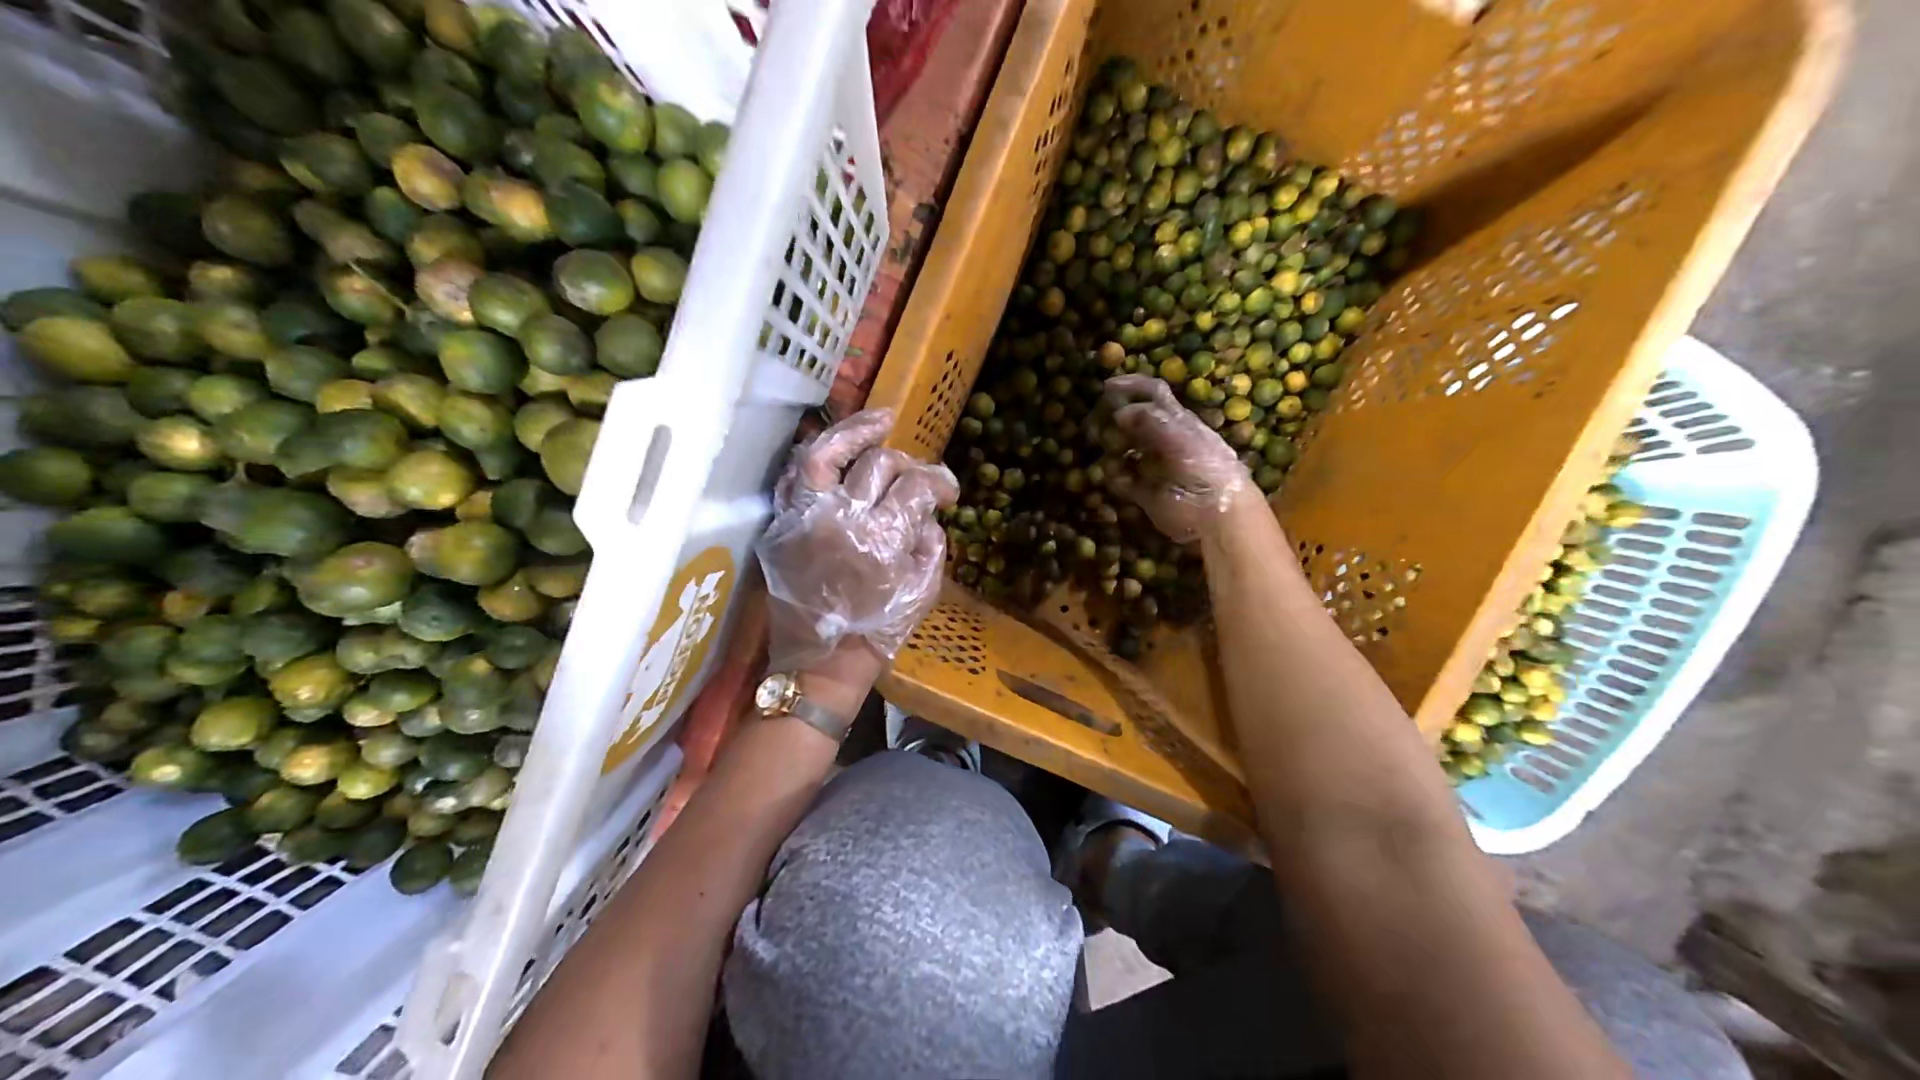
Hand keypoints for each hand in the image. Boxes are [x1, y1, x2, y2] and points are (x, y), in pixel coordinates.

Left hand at [757, 408, 959, 672]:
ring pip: (824, 453)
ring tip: (878, 421)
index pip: (916, 487)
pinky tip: (834, 449)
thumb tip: (925, 513)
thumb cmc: (877, 631)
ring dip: (854, 431)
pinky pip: (793, 478)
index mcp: (881, 538)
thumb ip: (932, 544)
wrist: (819, 664)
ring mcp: (804, 519)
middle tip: (913, 477)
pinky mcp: (780, 527)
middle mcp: (840, 518)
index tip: (948, 491)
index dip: (940, 481)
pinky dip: (815, 459)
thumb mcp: (923, 592)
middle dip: (905, 465)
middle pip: (878, 465)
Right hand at [1102, 375, 1253, 542]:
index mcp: (1177, 421)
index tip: (1106, 386)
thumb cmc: (1205, 469)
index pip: (1152, 394)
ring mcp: (1151, 465)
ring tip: (1112, 456)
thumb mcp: (1183, 438)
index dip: (1131, 386)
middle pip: (1130, 421)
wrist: (1216, 515)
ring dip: (1111, 449)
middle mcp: (1162, 440)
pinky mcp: (1143, 491)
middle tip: (1099, 428)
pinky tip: (1120, 479)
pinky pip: (1120, 478)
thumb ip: (1152, 421)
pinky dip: (1115, 476)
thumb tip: (1118, 413)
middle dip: (1112, 421)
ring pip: (1121, 449)